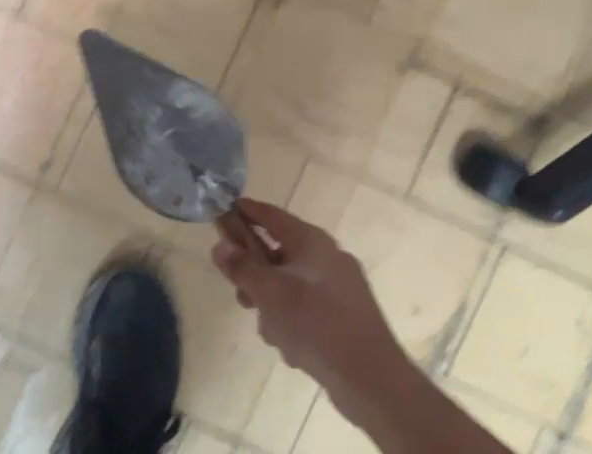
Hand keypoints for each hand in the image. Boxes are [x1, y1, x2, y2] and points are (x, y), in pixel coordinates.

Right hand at [211, 199, 417, 419]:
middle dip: (255, 273)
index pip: (271, 215)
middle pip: (278, 252)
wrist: (372, 380)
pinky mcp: (345, 316)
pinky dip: (293, 320)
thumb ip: (241, 266)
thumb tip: (220, 245)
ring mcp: (339, 288)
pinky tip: (291, 347)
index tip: (221, 212)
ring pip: (290, 284)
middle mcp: (327, 258)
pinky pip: (307, 308)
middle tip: (238, 291)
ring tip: (269, 330)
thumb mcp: (269, 293)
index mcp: (312, 242)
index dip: (245, 211)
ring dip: (272, 303)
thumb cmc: (316, 324)